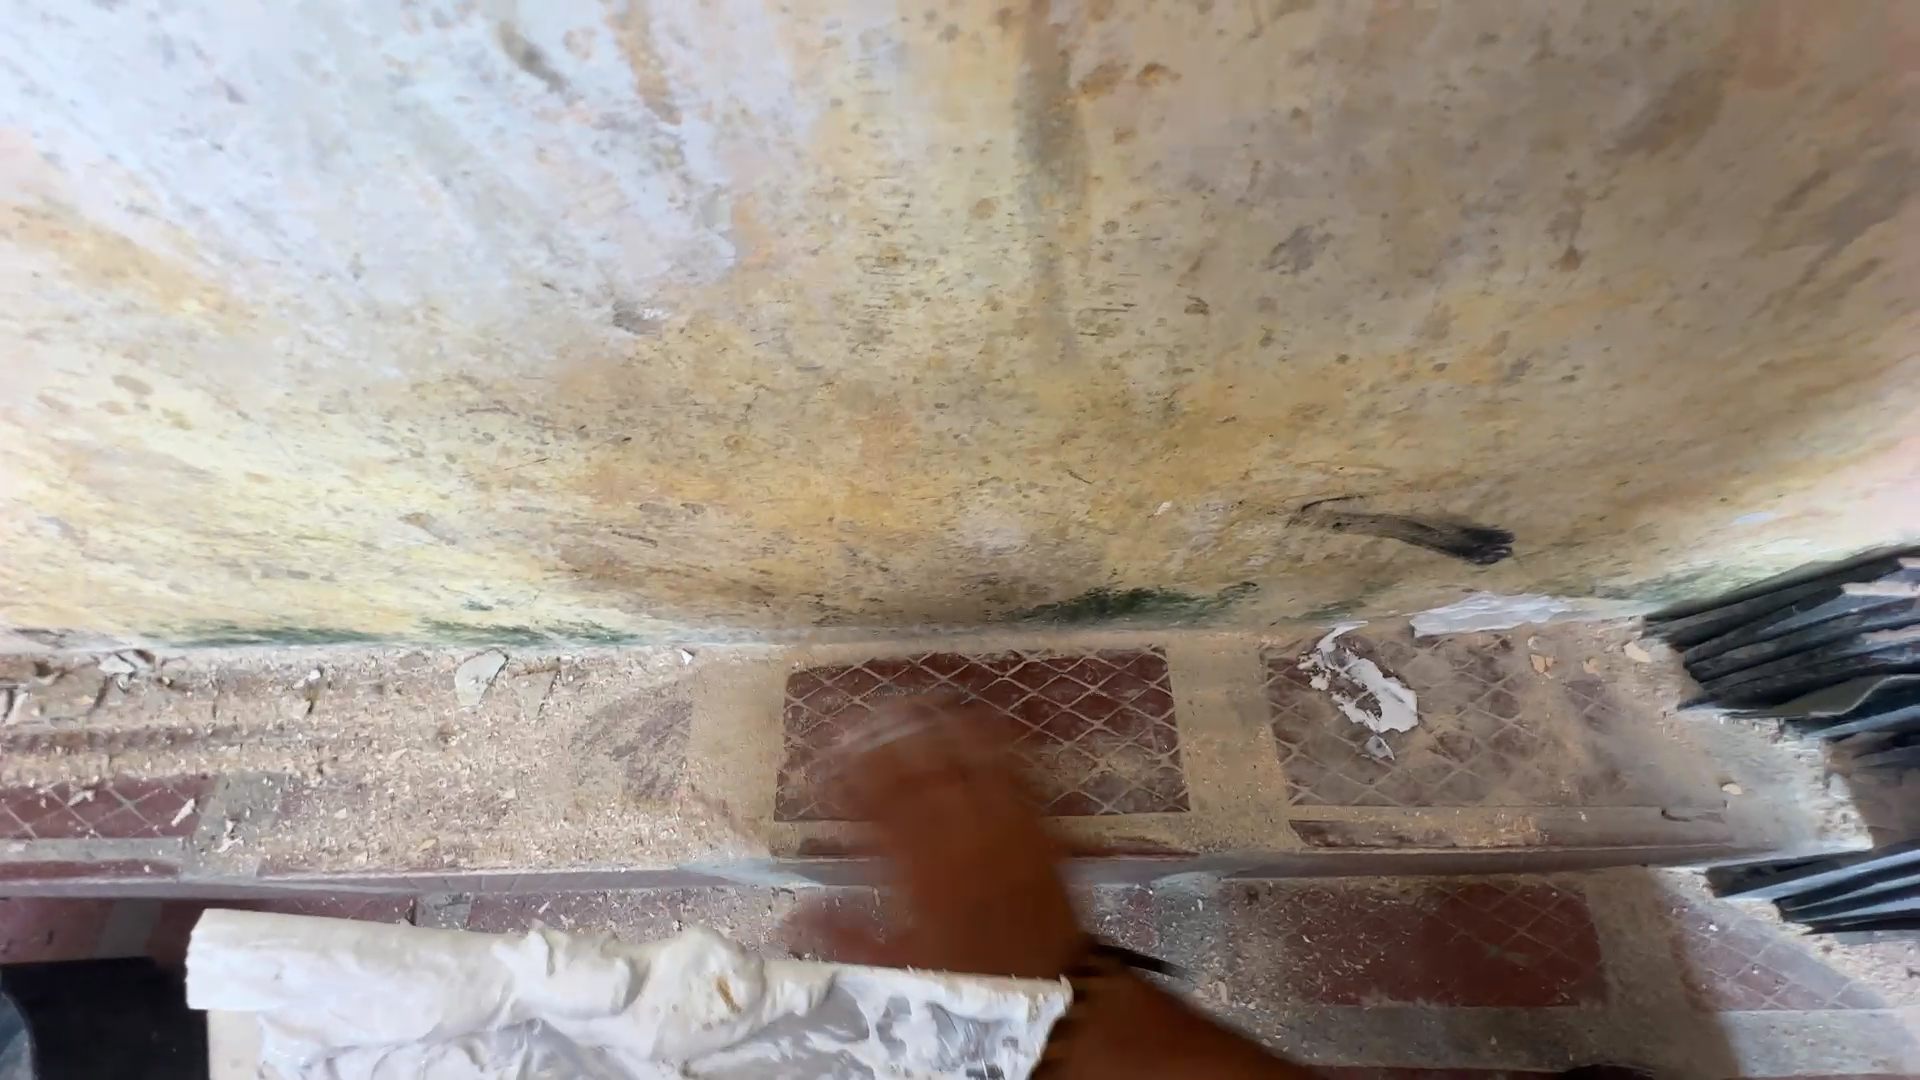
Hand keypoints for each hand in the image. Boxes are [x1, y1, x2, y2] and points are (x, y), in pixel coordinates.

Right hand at [798, 695, 1084, 979]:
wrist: (1053, 985)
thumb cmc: (972, 976)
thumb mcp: (900, 968)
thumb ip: (846, 936)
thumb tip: (792, 915)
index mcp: (923, 869)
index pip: (877, 807)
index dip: (849, 779)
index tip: (826, 764)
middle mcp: (962, 835)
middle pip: (919, 772)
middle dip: (884, 741)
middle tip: (859, 722)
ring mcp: (1004, 821)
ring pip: (965, 759)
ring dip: (935, 726)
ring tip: (911, 702)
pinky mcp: (1037, 819)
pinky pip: (1016, 767)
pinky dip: (995, 738)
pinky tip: (978, 716)